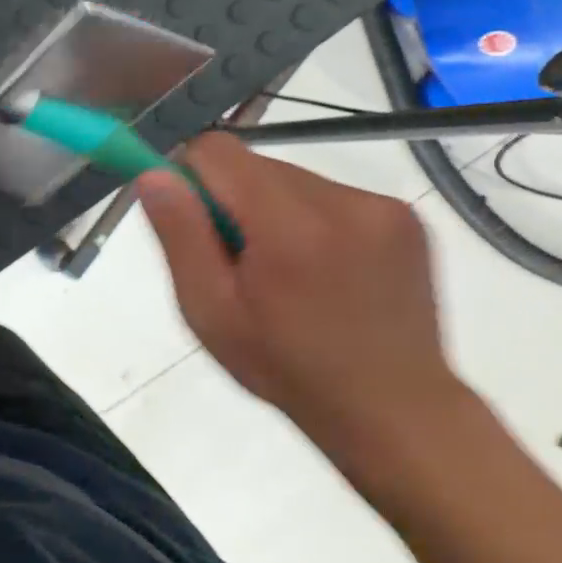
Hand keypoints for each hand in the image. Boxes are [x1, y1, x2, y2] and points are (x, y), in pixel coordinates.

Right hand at [137, 133, 459, 448]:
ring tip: (279, 272)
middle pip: (253, 165)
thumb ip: (179, 234)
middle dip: (229, 200)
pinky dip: (306, 219)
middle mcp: (346, 203)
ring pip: (288, 179)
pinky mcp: (408, 219)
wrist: (395, 410)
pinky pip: (327, 194)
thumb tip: (154, 173)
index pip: (217, 152)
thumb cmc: (284, 365)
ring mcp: (386, 209)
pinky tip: (317, 269)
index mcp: (292, 227)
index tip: (186, 219)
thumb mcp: (208, 308)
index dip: (188, 176)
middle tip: (233, 262)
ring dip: (267, 210)